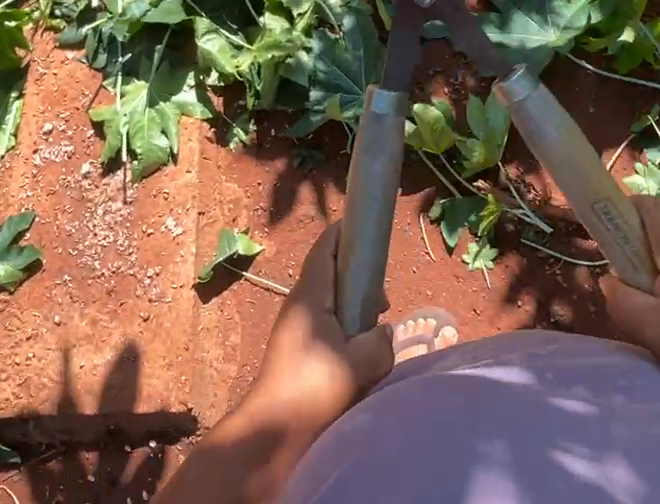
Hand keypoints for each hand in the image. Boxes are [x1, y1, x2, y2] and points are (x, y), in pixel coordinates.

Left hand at [237, 223, 394, 432]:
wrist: (274, 431)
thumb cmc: (313, 388)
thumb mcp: (359, 363)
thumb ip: (379, 342)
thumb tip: (385, 332)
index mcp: (310, 295)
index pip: (324, 249)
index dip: (343, 233)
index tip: (365, 228)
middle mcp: (299, 305)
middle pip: (329, 274)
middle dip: (357, 276)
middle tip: (381, 294)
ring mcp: (296, 328)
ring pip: (329, 302)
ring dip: (353, 306)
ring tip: (374, 327)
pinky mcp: (298, 351)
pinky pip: (326, 325)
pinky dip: (345, 328)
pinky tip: (360, 353)